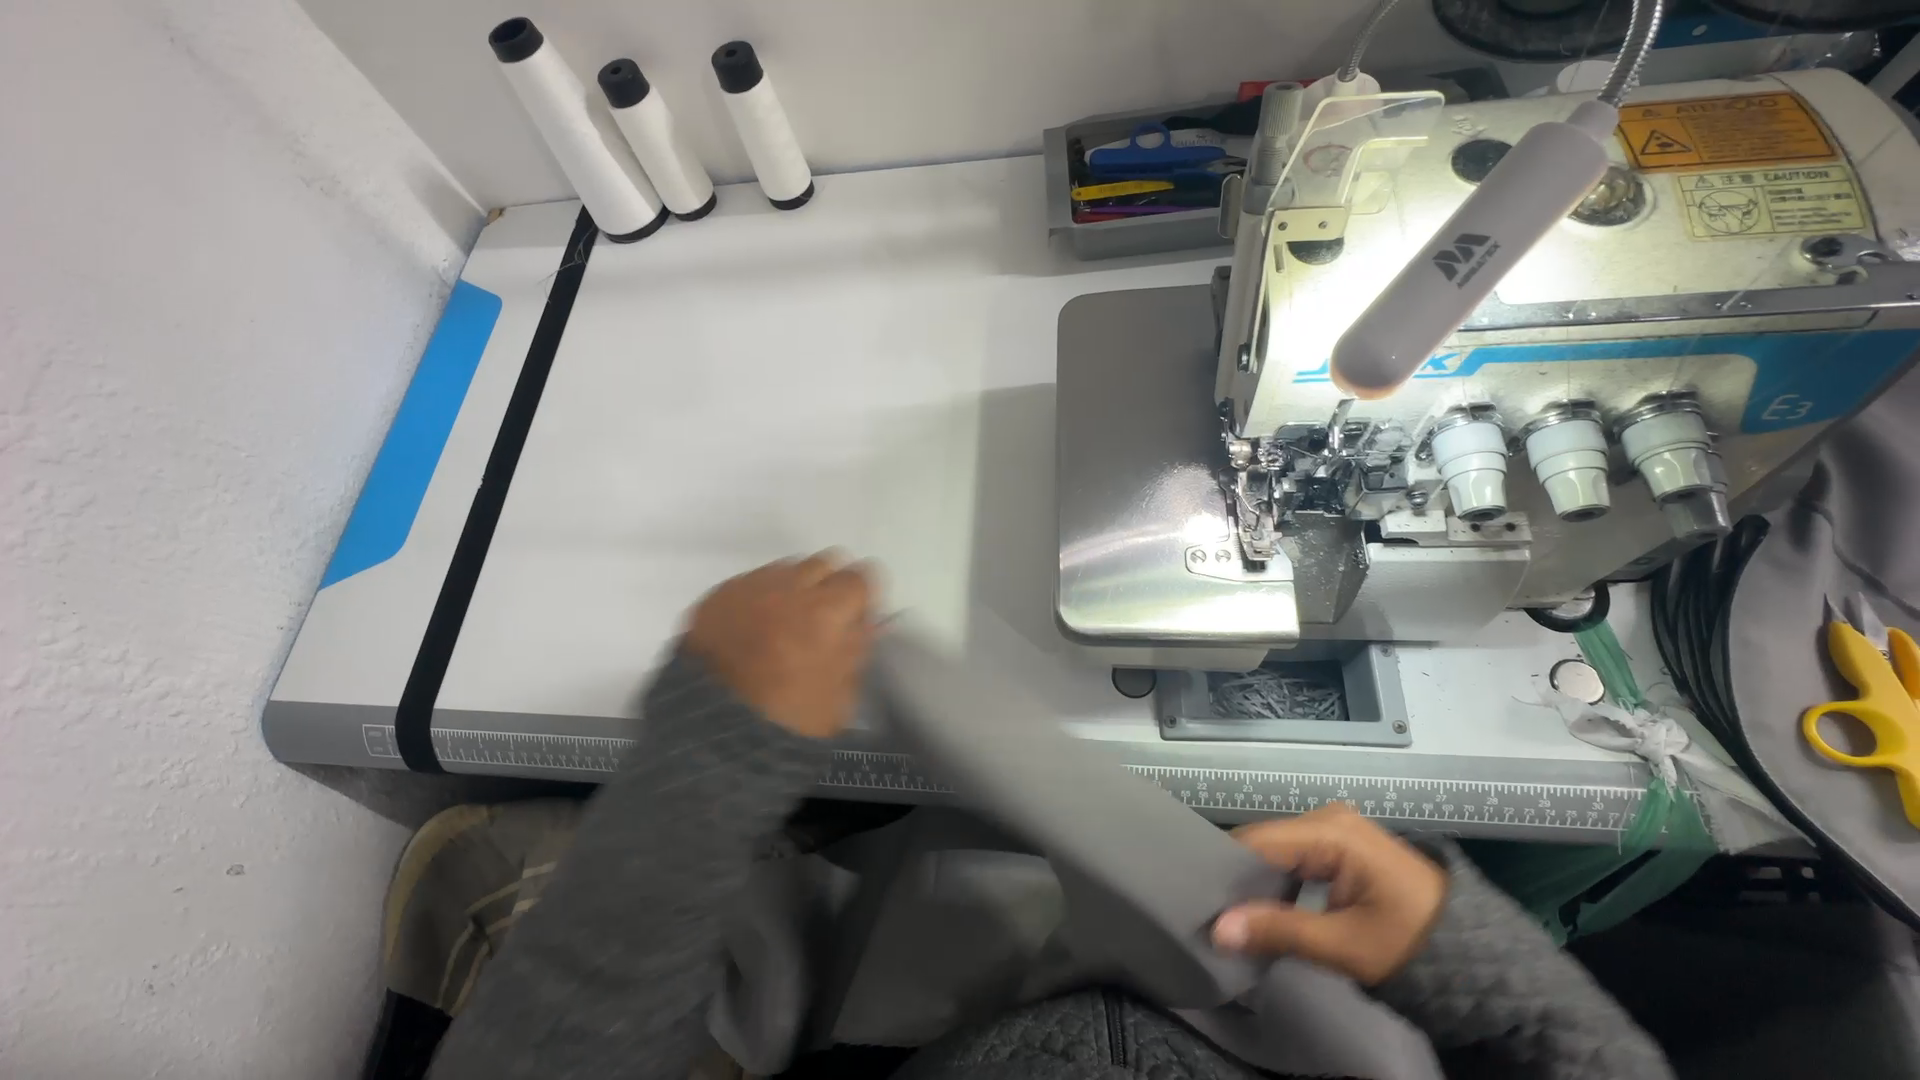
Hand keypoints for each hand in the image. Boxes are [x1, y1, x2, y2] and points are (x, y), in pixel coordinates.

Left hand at [684, 553, 877, 738]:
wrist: (714, 734)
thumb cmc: (789, 721)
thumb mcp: (843, 694)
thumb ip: (859, 648)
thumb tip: (866, 620)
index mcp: (827, 612)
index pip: (862, 576)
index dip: (862, 597)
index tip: (856, 616)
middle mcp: (789, 588)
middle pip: (825, 562)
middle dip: (830, 585)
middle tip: (821, 619)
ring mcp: (750, 587)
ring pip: (787, 568)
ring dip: (794, 588)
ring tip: (783, 623)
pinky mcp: (718, 595)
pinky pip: (751, 581)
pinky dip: (759, 597)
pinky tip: (753, 628)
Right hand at [1211, 804, 1446, 984]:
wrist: (1474, 955)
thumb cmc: (1410, 944)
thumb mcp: (1343, 946)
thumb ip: (1278, 931)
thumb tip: (1217, 929)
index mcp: (1331, 831)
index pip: (1258, 842)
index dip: (1227, 872)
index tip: (1201, 905)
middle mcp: (1329, 818)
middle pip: (1265, 844)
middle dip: (1241, 879)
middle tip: (1213, 916)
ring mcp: (1336, 829)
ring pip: (1277, 852)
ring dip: (1258, 883)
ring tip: (1232, 915)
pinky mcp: (1341, 847)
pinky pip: (1295, 857)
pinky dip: (1278, 882)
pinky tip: (1264, 908)